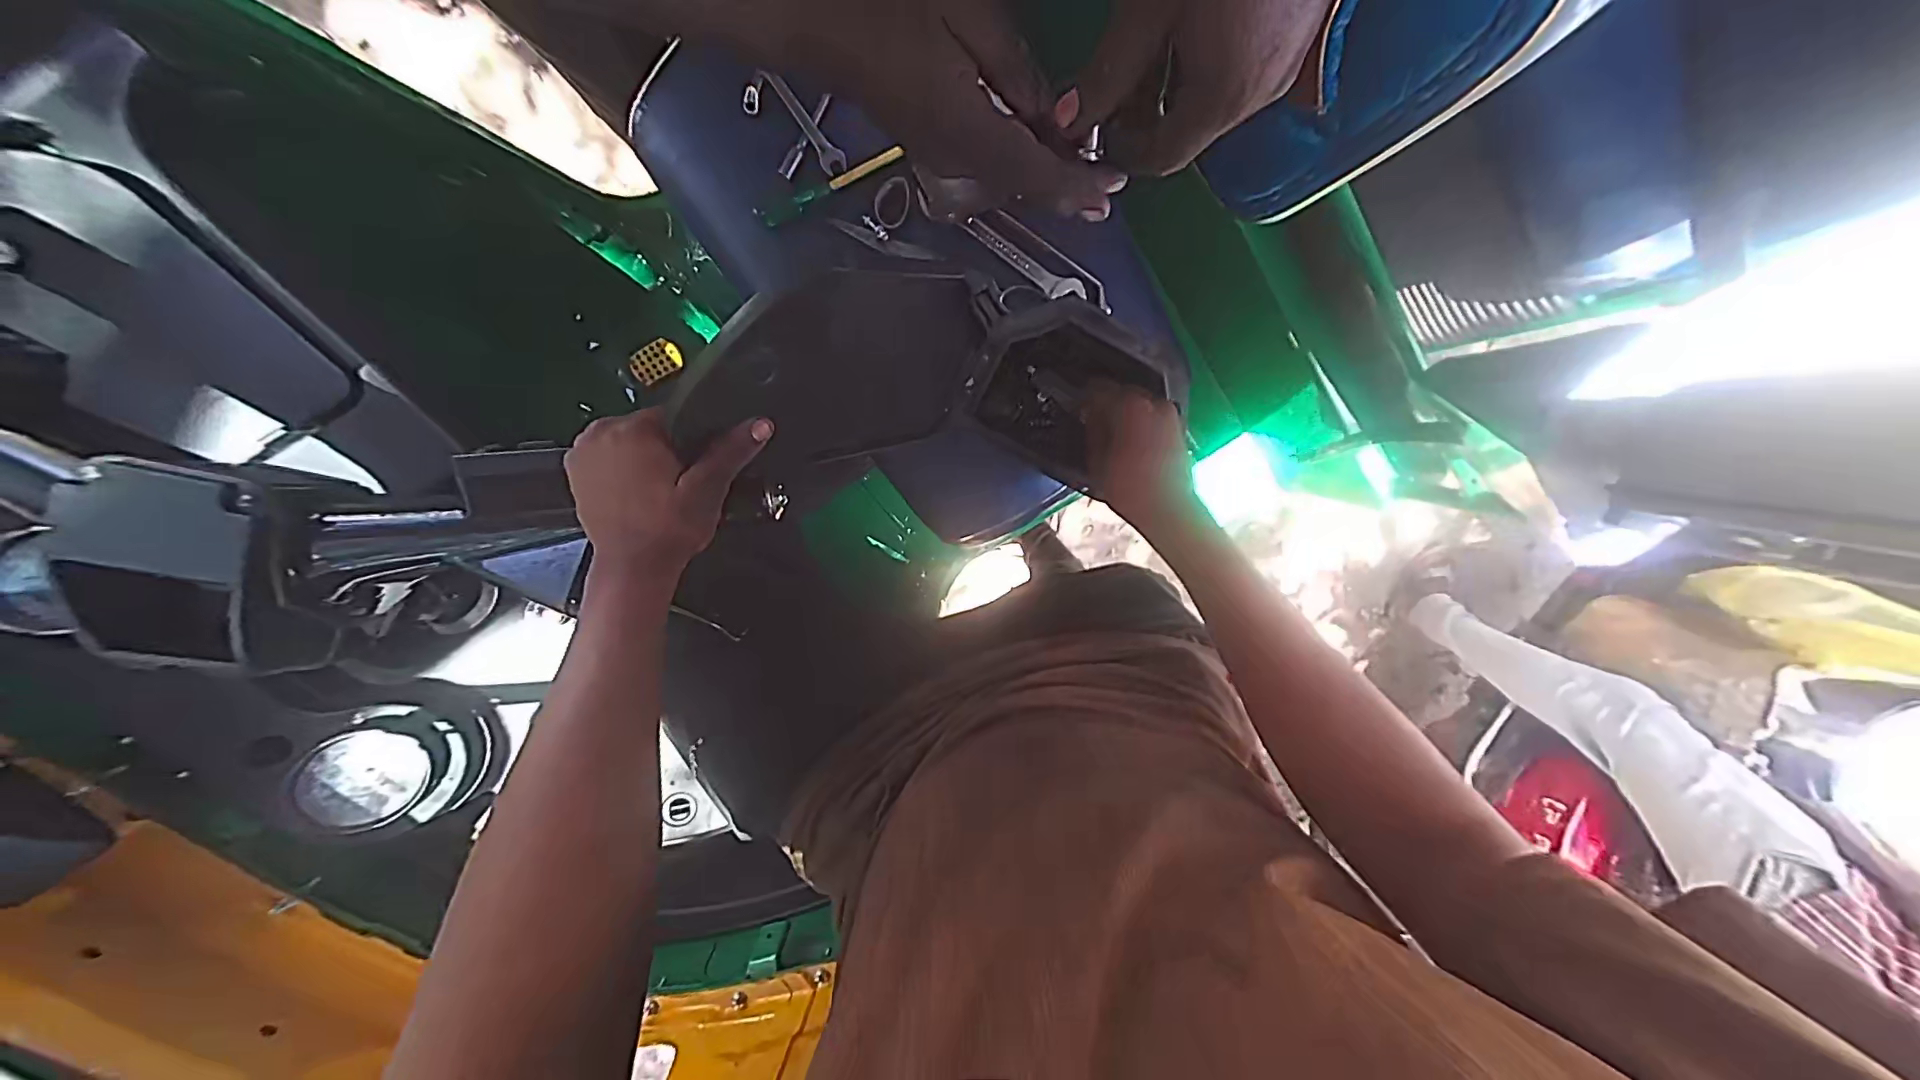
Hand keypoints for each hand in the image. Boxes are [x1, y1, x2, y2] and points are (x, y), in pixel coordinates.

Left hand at [564, 409, 771, 577]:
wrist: (632, 570)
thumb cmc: (667, 533)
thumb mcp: (708, 489)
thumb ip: (731, 452)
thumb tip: (759, 426)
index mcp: (633, 430)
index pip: (674, 414)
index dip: (692, 440)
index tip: (696, 466)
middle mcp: (600, 434)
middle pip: (650, 428)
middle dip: (668, 450)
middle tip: (680, 485)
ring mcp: (583, 453)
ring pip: (629, 442)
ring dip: (645, 459)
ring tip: (659, 493)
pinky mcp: (576, 472)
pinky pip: (609, 457)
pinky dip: (624, 470)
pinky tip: (640, 495)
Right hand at [722, 0, 1124, 217]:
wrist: (824, 29)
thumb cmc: (889, 10)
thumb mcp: (966, 18)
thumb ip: (1014, 72)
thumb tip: (1048, 114)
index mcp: (963, 128)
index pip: (1031, 169)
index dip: (1073, 184)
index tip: (1110, 193)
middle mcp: (954, 157)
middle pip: (1021, 186)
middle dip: (1064, 194)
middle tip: (1103, 202)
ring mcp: (942, 158)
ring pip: (1006, 182)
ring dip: (1045, 186)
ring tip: (1083, 190)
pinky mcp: (934, 149)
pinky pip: (987, 169)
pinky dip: (1019, 172)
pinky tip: (1040, 165)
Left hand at [1056, 0, 1334, 176]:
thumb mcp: (1149, 11)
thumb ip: (1109, 74)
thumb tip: (1068, 120)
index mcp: (1220, 100)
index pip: (1161, 160)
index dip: (1123, 151)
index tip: (1098, 128)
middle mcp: (1257, 96)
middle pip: (1187, 133)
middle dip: (1145, 117)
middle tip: (1114, 84)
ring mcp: (1285, 66)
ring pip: (1213, 102)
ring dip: (1175, 89)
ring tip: (1150, 46)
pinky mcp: (1301, 34)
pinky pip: (1242, 71)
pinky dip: (1208, 65)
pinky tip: (1194, 26)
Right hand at [1081, 380, 1198, 534]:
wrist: (1168, 507)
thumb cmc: (1130, 487)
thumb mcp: (1097, 460)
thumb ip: (1093, 429)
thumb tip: (1091, 415)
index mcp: (1130, 405)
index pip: (1099, 388)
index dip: (1084, 396)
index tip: (1077, 406)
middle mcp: (1154, 403)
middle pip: (1123, 392)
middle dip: (1107, 403)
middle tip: (1092, 418)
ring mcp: (1170, 415)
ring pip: (1140, 404)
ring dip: (1125, 412)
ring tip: (1112, 431)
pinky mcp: (1179, 428)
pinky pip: (1153, 416)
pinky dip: (1141, 422)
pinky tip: (1131, 440)